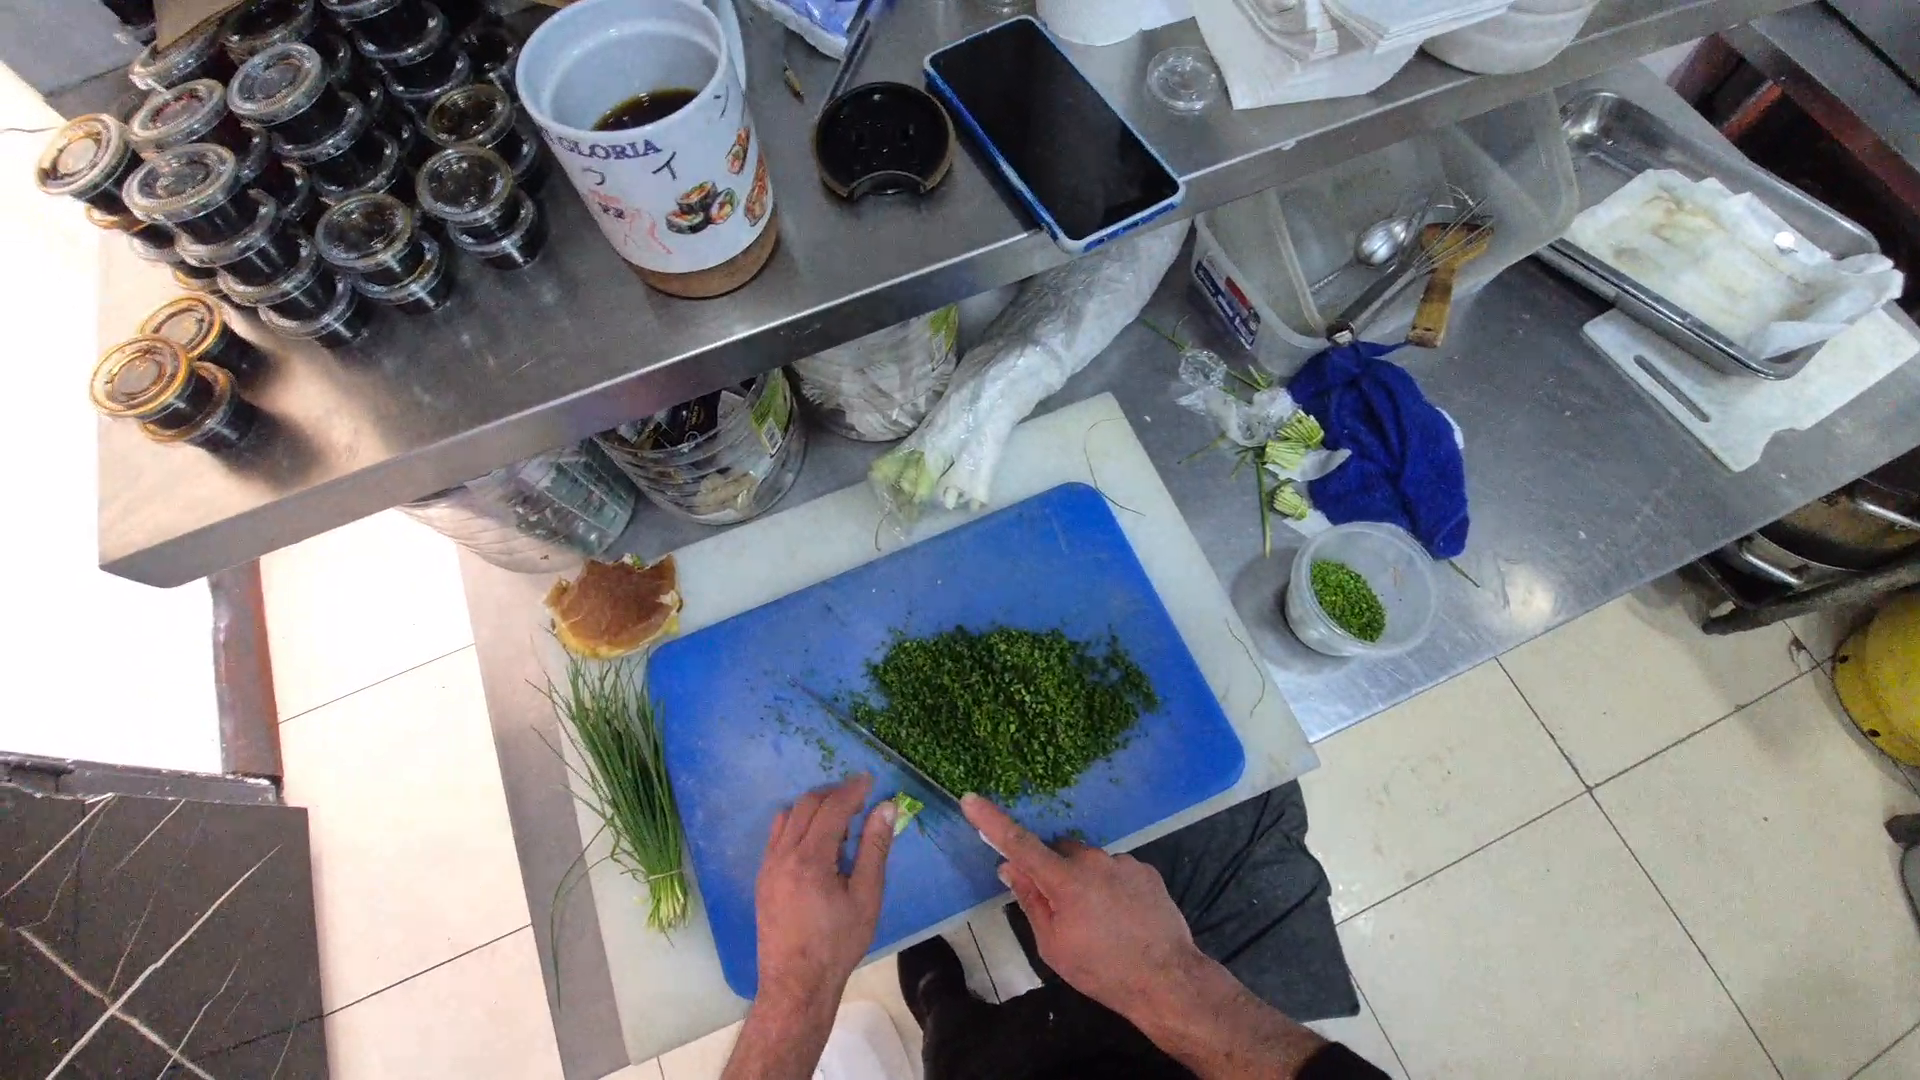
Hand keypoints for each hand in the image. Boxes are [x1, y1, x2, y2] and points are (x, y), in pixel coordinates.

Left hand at [753, 775, 896, 1006]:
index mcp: (810, 859)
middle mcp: (783, 855)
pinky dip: (798, 826)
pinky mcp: (763, 879)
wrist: (796, 985)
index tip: (870, 780)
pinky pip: (778, 836)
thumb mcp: (866, 897)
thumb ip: (875, 848)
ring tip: (839, 822)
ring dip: (813, 808)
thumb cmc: (837, 943)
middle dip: (833, 795)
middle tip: (859, 799)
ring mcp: (768, 866)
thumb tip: (886, 808)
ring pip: (788, 817)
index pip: (832, 808)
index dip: (853, 790)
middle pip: (806, 805)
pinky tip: (817, 844)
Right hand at [963, 793, 1205, 1020]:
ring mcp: (1123, 862)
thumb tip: (1010, 867)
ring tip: (1102, 922)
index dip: (992, 821)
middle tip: (1063, 909)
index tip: (970, 799)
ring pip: (1090, 862)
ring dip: (1086, 881)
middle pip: (1060, 852)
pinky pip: (1116, 870)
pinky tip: (1124, 918)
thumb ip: (1030, 900)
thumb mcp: (1053, 945)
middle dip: (1055, 871)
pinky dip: (1112, 887)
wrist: (1168, 980)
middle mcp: (1093, 860)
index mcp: (1065, 880)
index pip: (1019, 844)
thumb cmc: (1102, 970)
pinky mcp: (1146, 870)